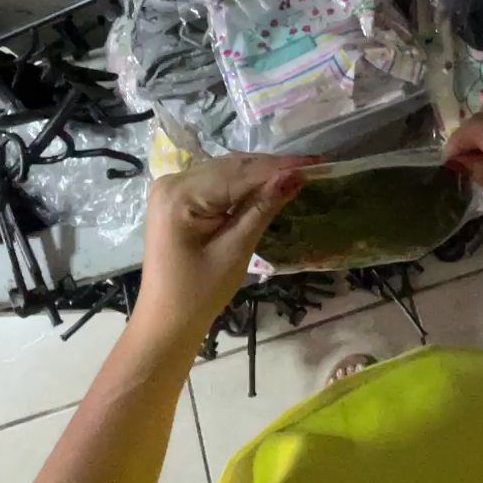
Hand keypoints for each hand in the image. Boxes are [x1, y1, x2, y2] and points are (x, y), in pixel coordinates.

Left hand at [132, 153, 308, 340]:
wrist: (167, 321)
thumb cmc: (200, 293)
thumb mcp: (236, 249)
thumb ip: (263, 207)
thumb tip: (295, 175)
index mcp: (181, 195)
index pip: (239, 173)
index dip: (280, 166)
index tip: (316, 162)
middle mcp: (173, 181)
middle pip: (232, 166)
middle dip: (273, 166)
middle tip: (313, 165)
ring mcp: (173, 187)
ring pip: (226, 170)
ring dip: (261, 172)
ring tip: (298, 171)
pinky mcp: (179, 197)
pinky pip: (217, 181)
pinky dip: (244, 181)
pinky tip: (269, 182)